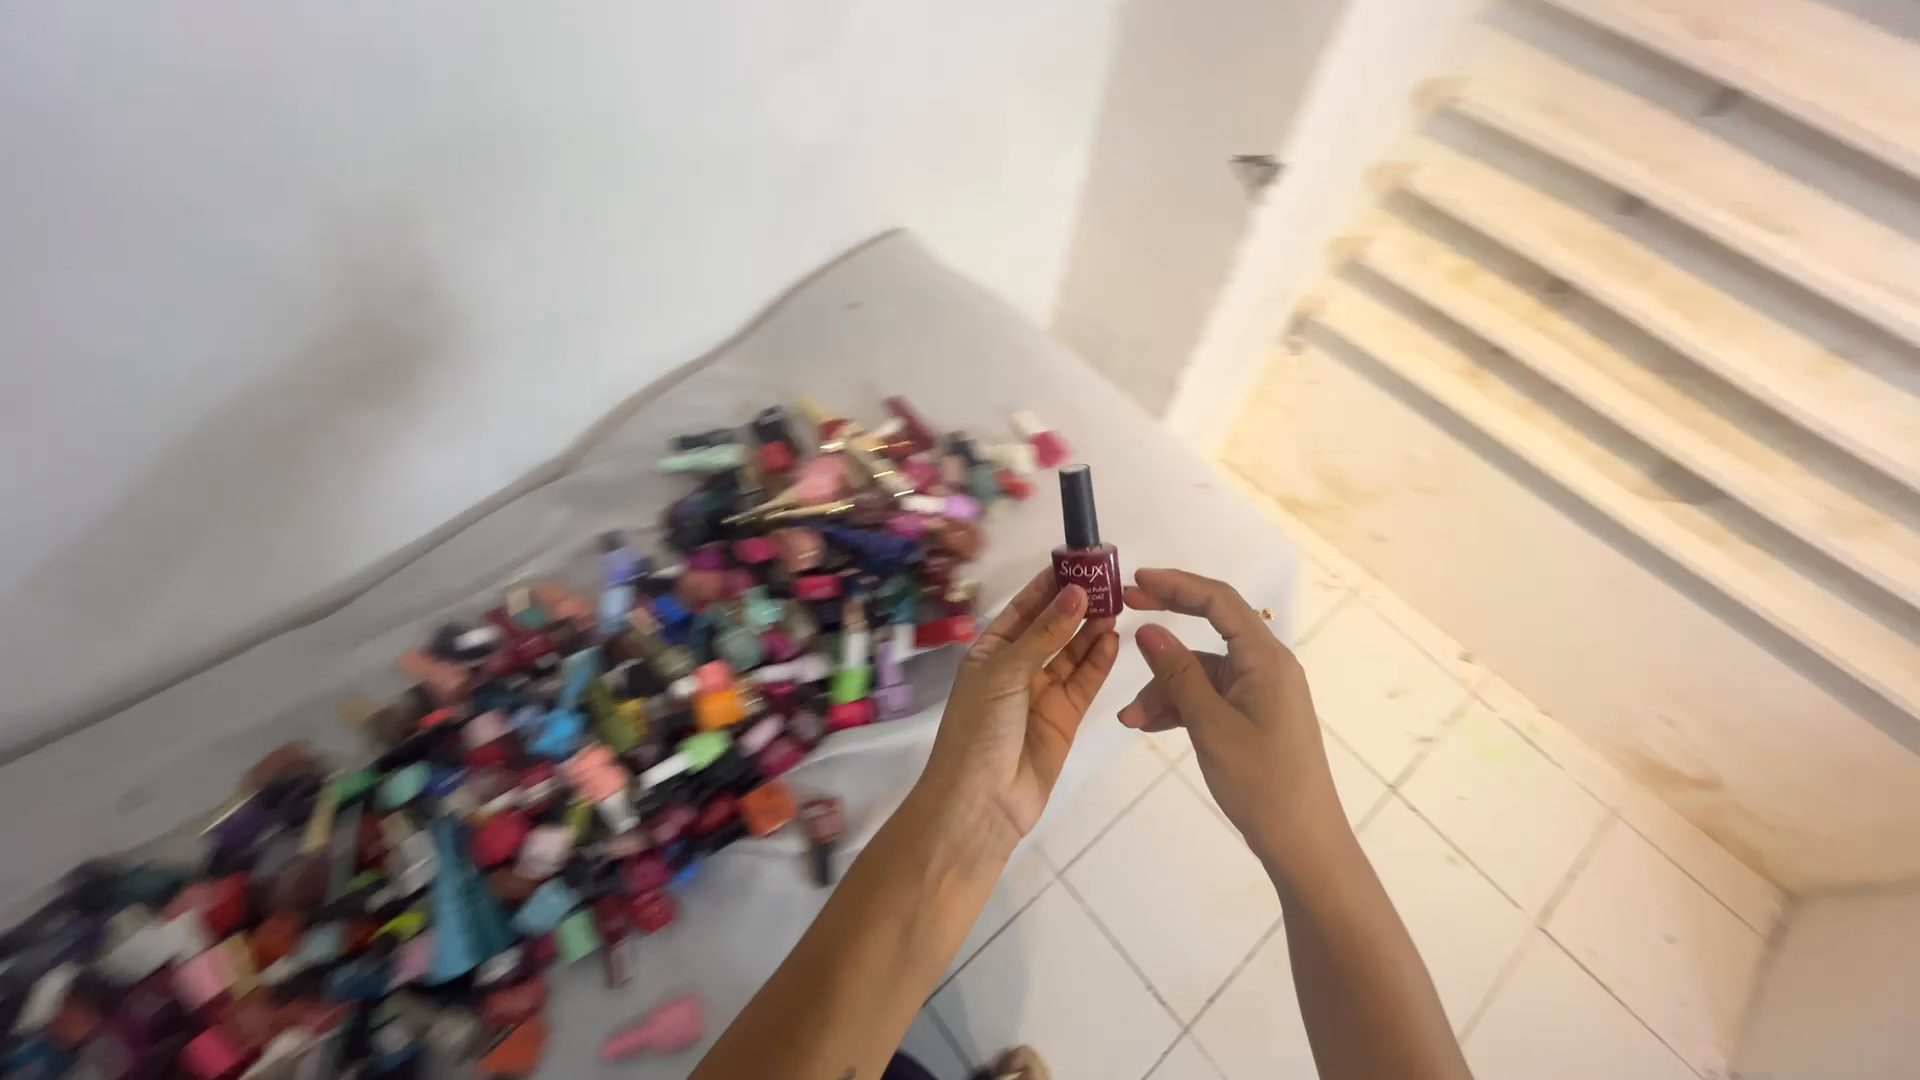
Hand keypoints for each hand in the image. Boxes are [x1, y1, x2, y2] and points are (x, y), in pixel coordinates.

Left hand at [917, 568, 1119, 860]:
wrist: (982, 800)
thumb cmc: (980, 727)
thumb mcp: (1006, 672)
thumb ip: (1044, 634)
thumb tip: (1075, 592)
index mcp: (990, 651)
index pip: (1023, 609)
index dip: (1048, 586)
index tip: (1077, 561)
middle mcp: (1016, 668)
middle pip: (1051, 629)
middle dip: (1076, 605)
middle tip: (1108, 580)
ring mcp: (1042, 693)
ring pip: (1072, 653)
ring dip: (1091, 630)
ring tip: (1116, 605)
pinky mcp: (1065, 716)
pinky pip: (1084, 681)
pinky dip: (1099, 660)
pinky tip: (1114, 638)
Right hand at [1119, 568, 1343, 859]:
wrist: (1303, 845)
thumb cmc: (1262, 782)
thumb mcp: (1210, 725)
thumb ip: (1177, 672)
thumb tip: (1147, 629)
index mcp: (1266, 658)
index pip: (1219, 600)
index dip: (1176, 585)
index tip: (1134, 582)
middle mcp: (1265, 666)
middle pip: (1210, 627)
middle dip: (1166, 621)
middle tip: (1123, 612)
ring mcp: (1259, 692)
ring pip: (1201, 670)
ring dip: (1164, 686)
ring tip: (1130, 718)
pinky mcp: (1251, 716)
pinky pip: (1207, 696)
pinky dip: (1178, 706)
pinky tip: (1148, 725)